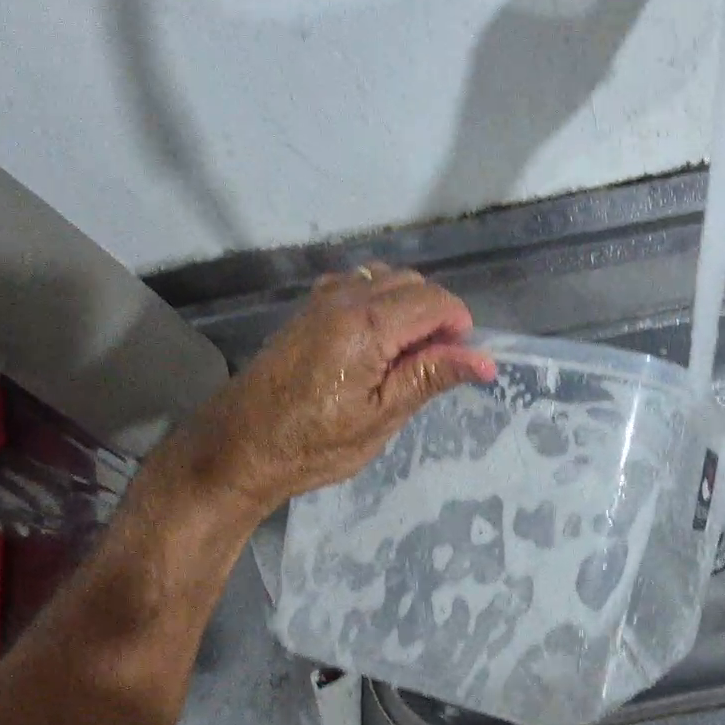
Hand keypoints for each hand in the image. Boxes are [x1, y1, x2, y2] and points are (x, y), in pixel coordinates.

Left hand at [150, 264, 496, 517]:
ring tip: (406, 355)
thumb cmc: (314, 444)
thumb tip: (485, 360)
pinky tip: (377, 340)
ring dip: (411, 306)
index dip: (460, 328)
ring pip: (389, 278)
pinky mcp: (310, 307)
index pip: (436, 302)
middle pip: (415, 283)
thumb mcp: (380, 418)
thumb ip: (430, 377)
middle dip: (438, 316)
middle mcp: (345, 298)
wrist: (239, 446)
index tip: (459, 365)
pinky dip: (383, 301)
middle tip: (433, 366)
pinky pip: (361, 283)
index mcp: (366, 326)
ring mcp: (324, 298)